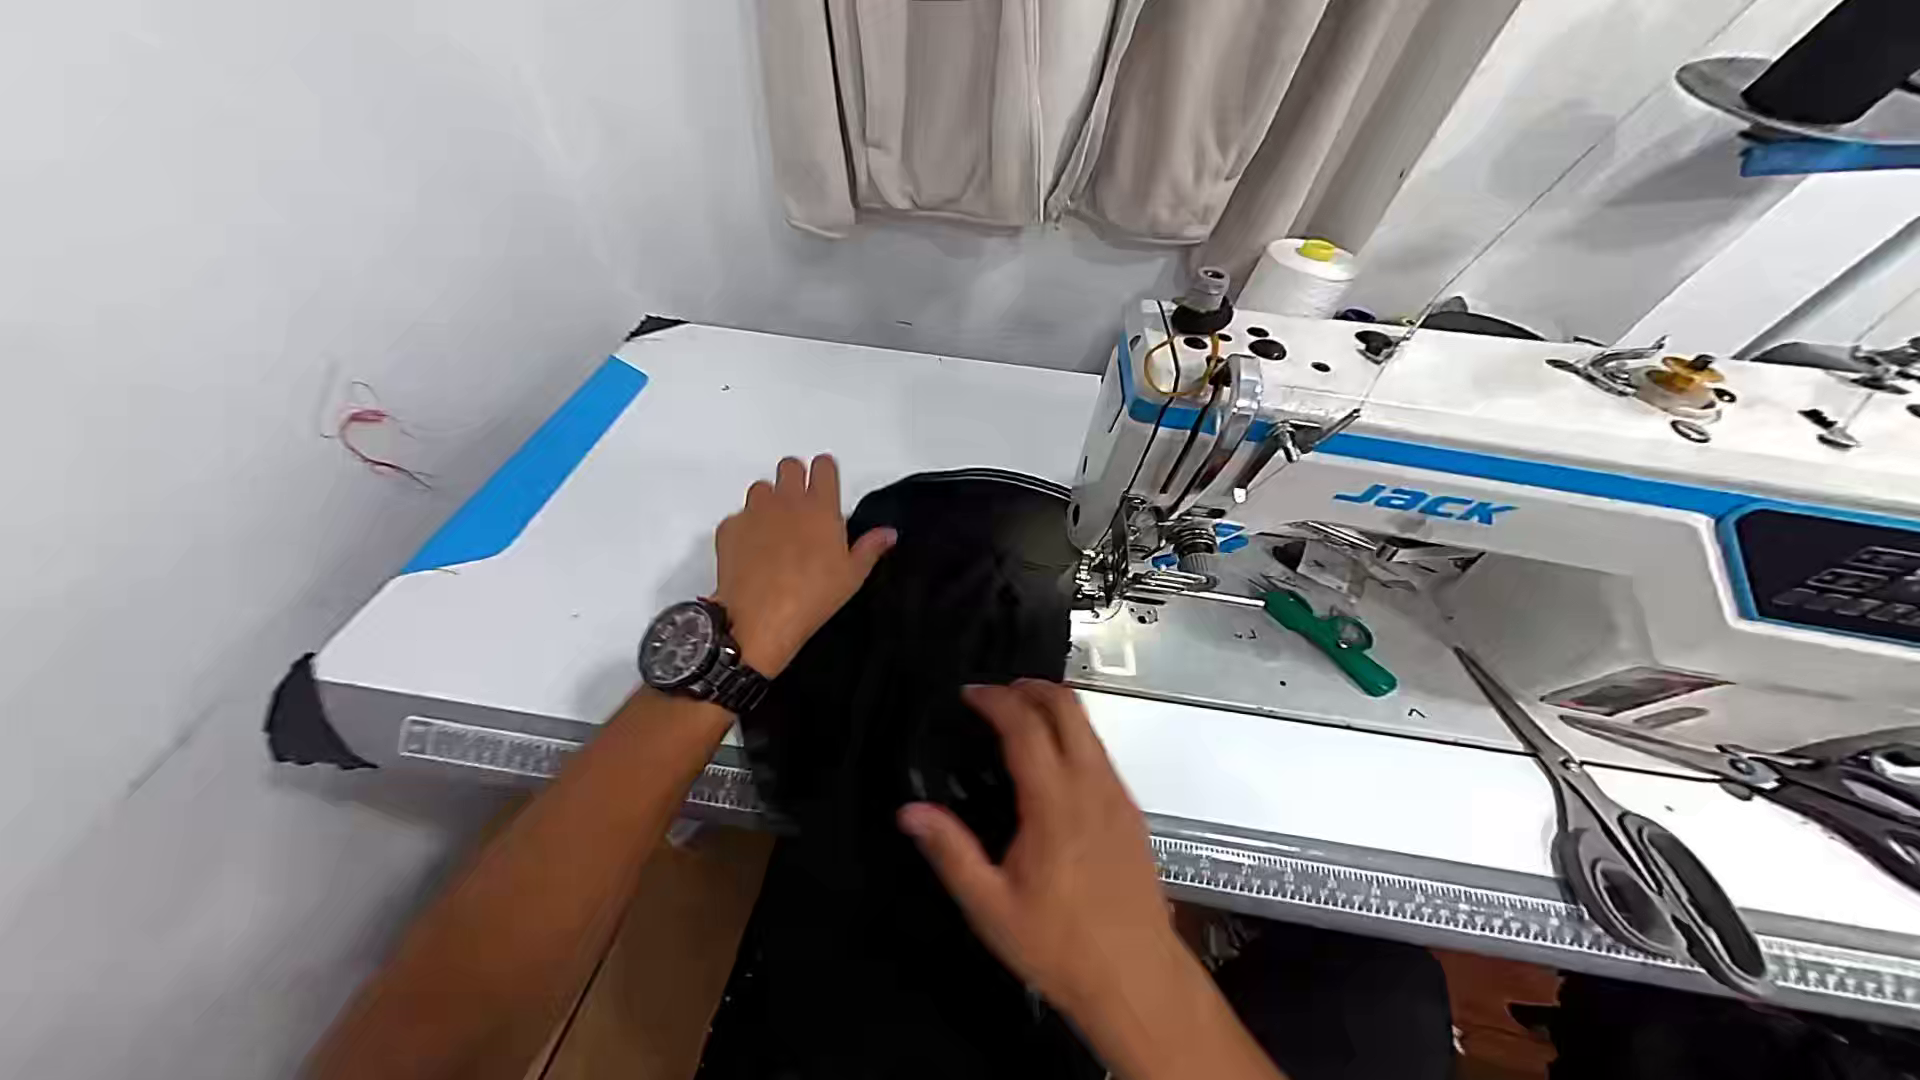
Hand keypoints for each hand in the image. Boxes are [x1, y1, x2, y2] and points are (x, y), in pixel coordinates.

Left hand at [712, 454, 895, 676]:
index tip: (826, 482)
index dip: (825, 471)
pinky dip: (745, 526)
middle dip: (796, 477)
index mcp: (821, 507)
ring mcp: (754, 511)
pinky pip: (738, 516)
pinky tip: (753, 550)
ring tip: (776, 526)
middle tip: (801, 503)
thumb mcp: (852, 576)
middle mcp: (786, 501)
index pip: (823, 466)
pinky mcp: (729, 528)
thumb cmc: (811, 596)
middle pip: (790, 466)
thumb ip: (871, 547)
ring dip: (769, 499)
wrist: (760, 618)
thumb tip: (888, 534)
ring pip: (761, 487)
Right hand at [897, 681, 1183, 1016]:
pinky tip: (1053, 757)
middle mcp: (1092, 786)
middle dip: (1031, 687)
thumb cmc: (1062, 945)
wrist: (1138, 979)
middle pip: (1068, 707)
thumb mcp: (991, 906)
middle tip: (999, 691)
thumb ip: (950, 852)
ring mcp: (1117, 794)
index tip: (971, 694)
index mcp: (1054, 804)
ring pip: (1089, 724)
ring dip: (1054, 706)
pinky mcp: (1132, 809)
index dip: (996, 699)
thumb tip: (911, 812)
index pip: (1026, 726)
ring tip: (1020, 714)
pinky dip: (1073, 732)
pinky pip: (1101, 750)